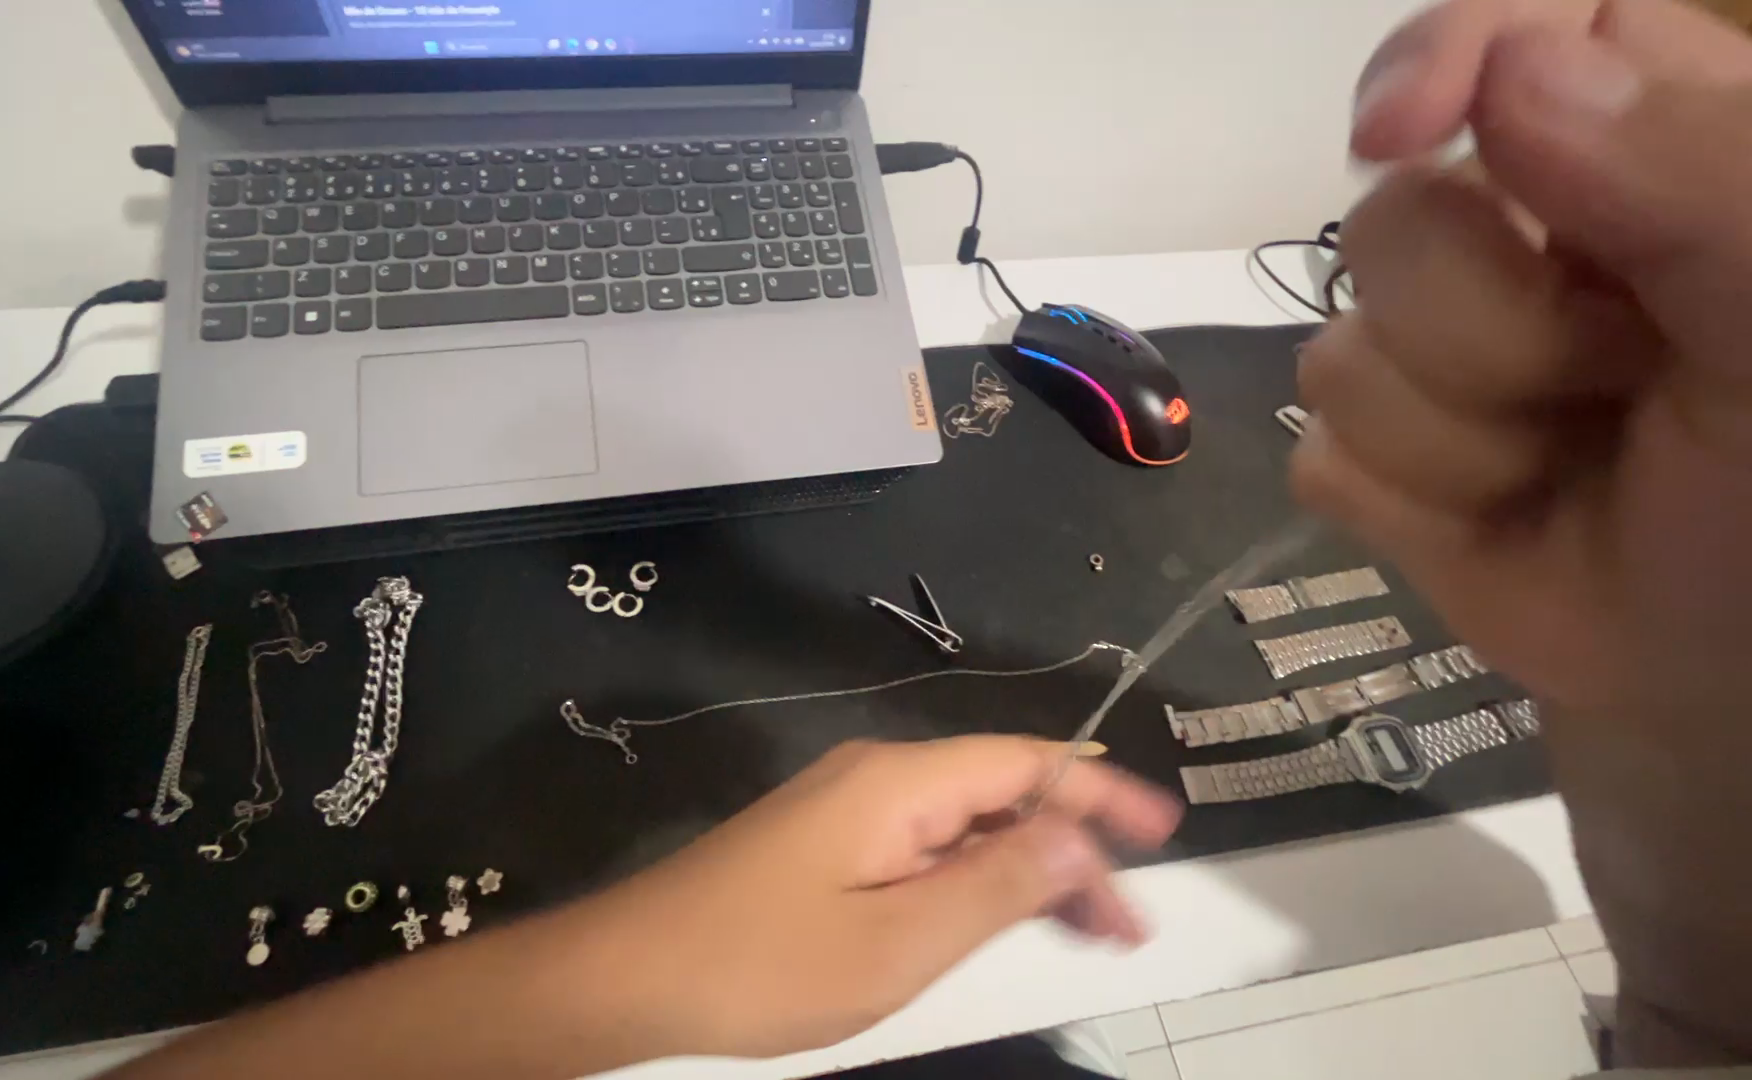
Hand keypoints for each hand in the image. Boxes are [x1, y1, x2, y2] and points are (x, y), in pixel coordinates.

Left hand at [553, 737, 1180, 1061]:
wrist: (640, 968)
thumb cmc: (768, 963)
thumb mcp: (898, 939)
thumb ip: (996, 883)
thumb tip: (1079, 833)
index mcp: (898, 781)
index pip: (1021, 762)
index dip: (1096, 787)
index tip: (1163, 827)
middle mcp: (879, 774)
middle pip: (996, 791)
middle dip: (1069, 845)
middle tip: (1128, 924)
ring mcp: (851, 804)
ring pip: (962, 821)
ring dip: (1024, 867)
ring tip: (1085, 931)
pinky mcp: (832, 836)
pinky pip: (923, 843)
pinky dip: (972, 877)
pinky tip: (998, 917)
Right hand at [1298, 0, 1751, 713]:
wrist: (1736, 672)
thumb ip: (1699, 173)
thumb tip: (1517, 69)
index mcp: (1636, 167)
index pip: (1515, 38)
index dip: (1435, 60)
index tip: (1397, 129)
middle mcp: (1509, 253)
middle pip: (1385, 227)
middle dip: (1483, 327)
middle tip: (1612, 384)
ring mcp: (1415, 368)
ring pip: (1335, 361)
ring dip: (1456, 438)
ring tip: (1562, 473)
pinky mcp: (1361, 465)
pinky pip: (1318, 462)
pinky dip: (1407, 507)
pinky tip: (1489, 523)